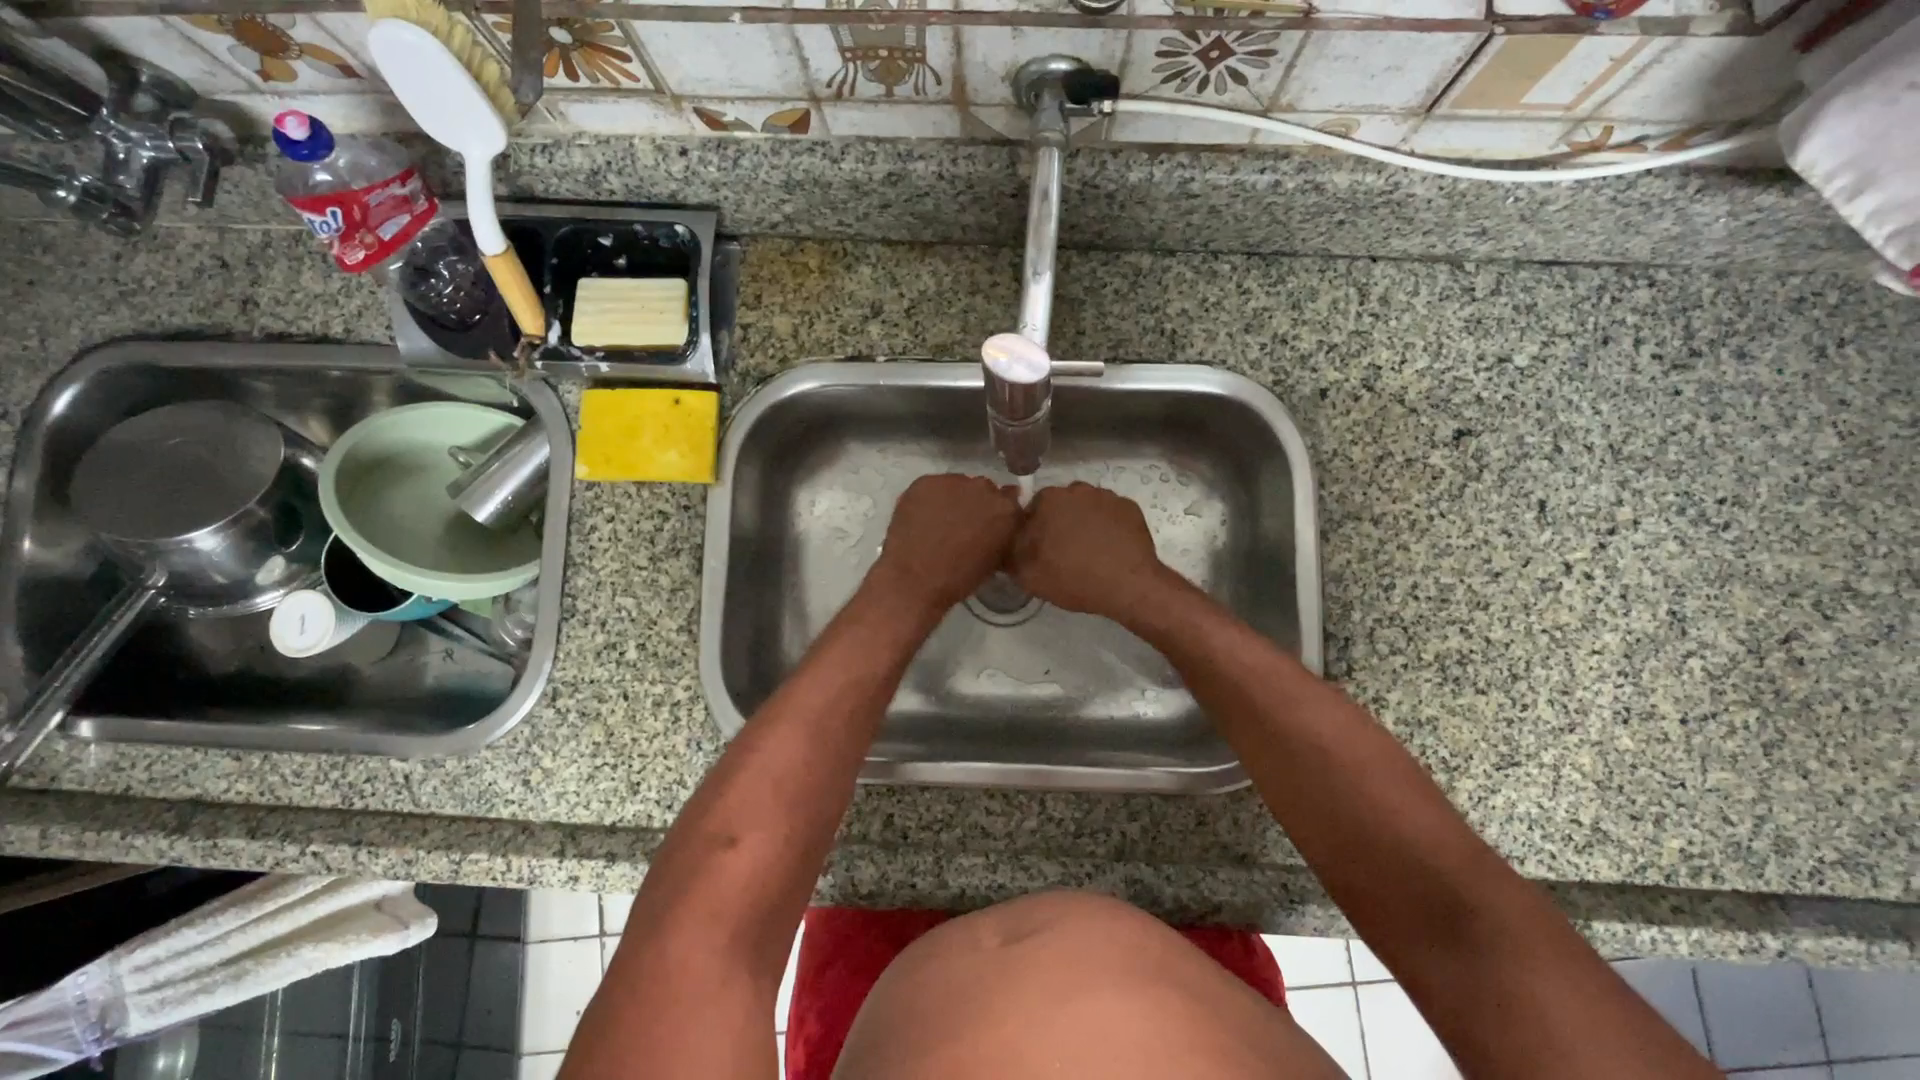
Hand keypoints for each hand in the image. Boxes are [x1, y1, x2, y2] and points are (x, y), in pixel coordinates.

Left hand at [870, 474, 1022, 612]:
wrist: (915, 580)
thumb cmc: (959, 579)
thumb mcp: (994, 560)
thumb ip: (1002, 535)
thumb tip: (996, 527)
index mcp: (1007, 509)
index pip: (1010, 499)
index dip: (996, 511)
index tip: (987, 522)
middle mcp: (984, 487)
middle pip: (983, 488)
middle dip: (975, 502)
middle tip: (962, 523)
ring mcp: (954, 481)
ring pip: (957, 485)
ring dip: (952, 499)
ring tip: (938, 521)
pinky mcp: (926, 481)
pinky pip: (932, 486)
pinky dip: (929, 498)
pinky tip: (921, 517)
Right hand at [1010, 482, 1172, 619]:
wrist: (1128, 585)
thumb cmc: (1073, 578)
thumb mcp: (1028, 576)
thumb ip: (1009, 556)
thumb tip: (1004, 544)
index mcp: (1048, 500)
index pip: (1031, 510)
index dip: (1034, 531)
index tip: (1039, 551)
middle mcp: (1076, 490)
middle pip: (1060, 506)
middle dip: (1059, 524)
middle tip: (1063, 553)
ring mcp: (1106, 496)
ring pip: (1086, 508)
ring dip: (1083, 523)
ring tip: (1089, 552)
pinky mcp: (1129, 507)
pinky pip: (1110, 514)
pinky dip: (1107, 527)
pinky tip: (1109, 550)